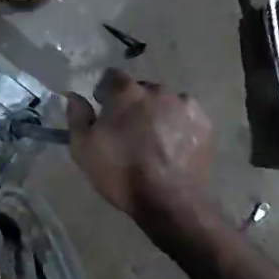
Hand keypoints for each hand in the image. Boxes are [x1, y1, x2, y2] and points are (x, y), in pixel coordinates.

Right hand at [66, 69, 215, 224]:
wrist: (172, 202)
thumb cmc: (122, 175)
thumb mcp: (84, 150)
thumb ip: (77, 117)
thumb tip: (74, 96)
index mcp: (127, 93)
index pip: (113, 76)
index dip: (106, 91)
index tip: (104, 109)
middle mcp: (158, 91)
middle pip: (141, 89)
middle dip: (134, 103)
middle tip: (130, 129)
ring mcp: (185, 105)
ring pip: (166, 102)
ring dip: (158, 113)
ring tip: (156, 140)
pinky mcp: (204, 122)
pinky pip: (185, 116)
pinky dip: (179, 125)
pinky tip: (175, 147)